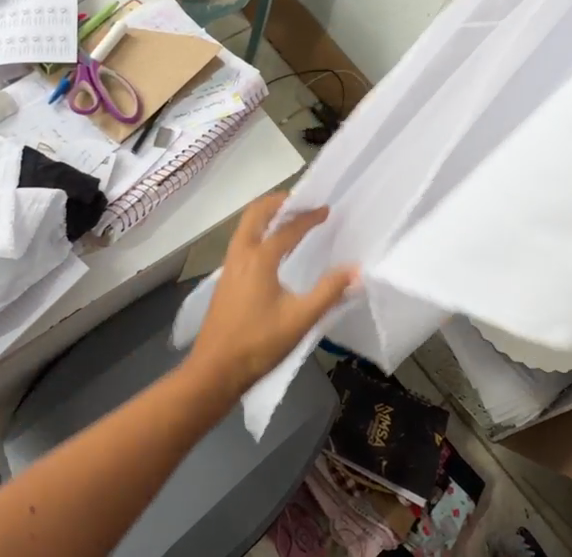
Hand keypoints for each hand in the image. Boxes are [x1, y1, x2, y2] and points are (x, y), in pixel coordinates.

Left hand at [186, 191, 356, 395]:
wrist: (215, 370)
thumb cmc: (259, 343)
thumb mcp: (300, 319)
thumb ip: (329, 291)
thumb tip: (356, 270)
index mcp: (260, 258)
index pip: (288, 228)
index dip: (309, 217)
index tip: (326, 210)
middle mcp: (241, 254)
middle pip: (256, 213)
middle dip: (279, 202)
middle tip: (301, 201)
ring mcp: (229, 266)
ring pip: (245, 227)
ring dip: (266, 216)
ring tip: (288, 219)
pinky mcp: (225, 280)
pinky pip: (242, 242)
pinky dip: (258, 232)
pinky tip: (271, 250)